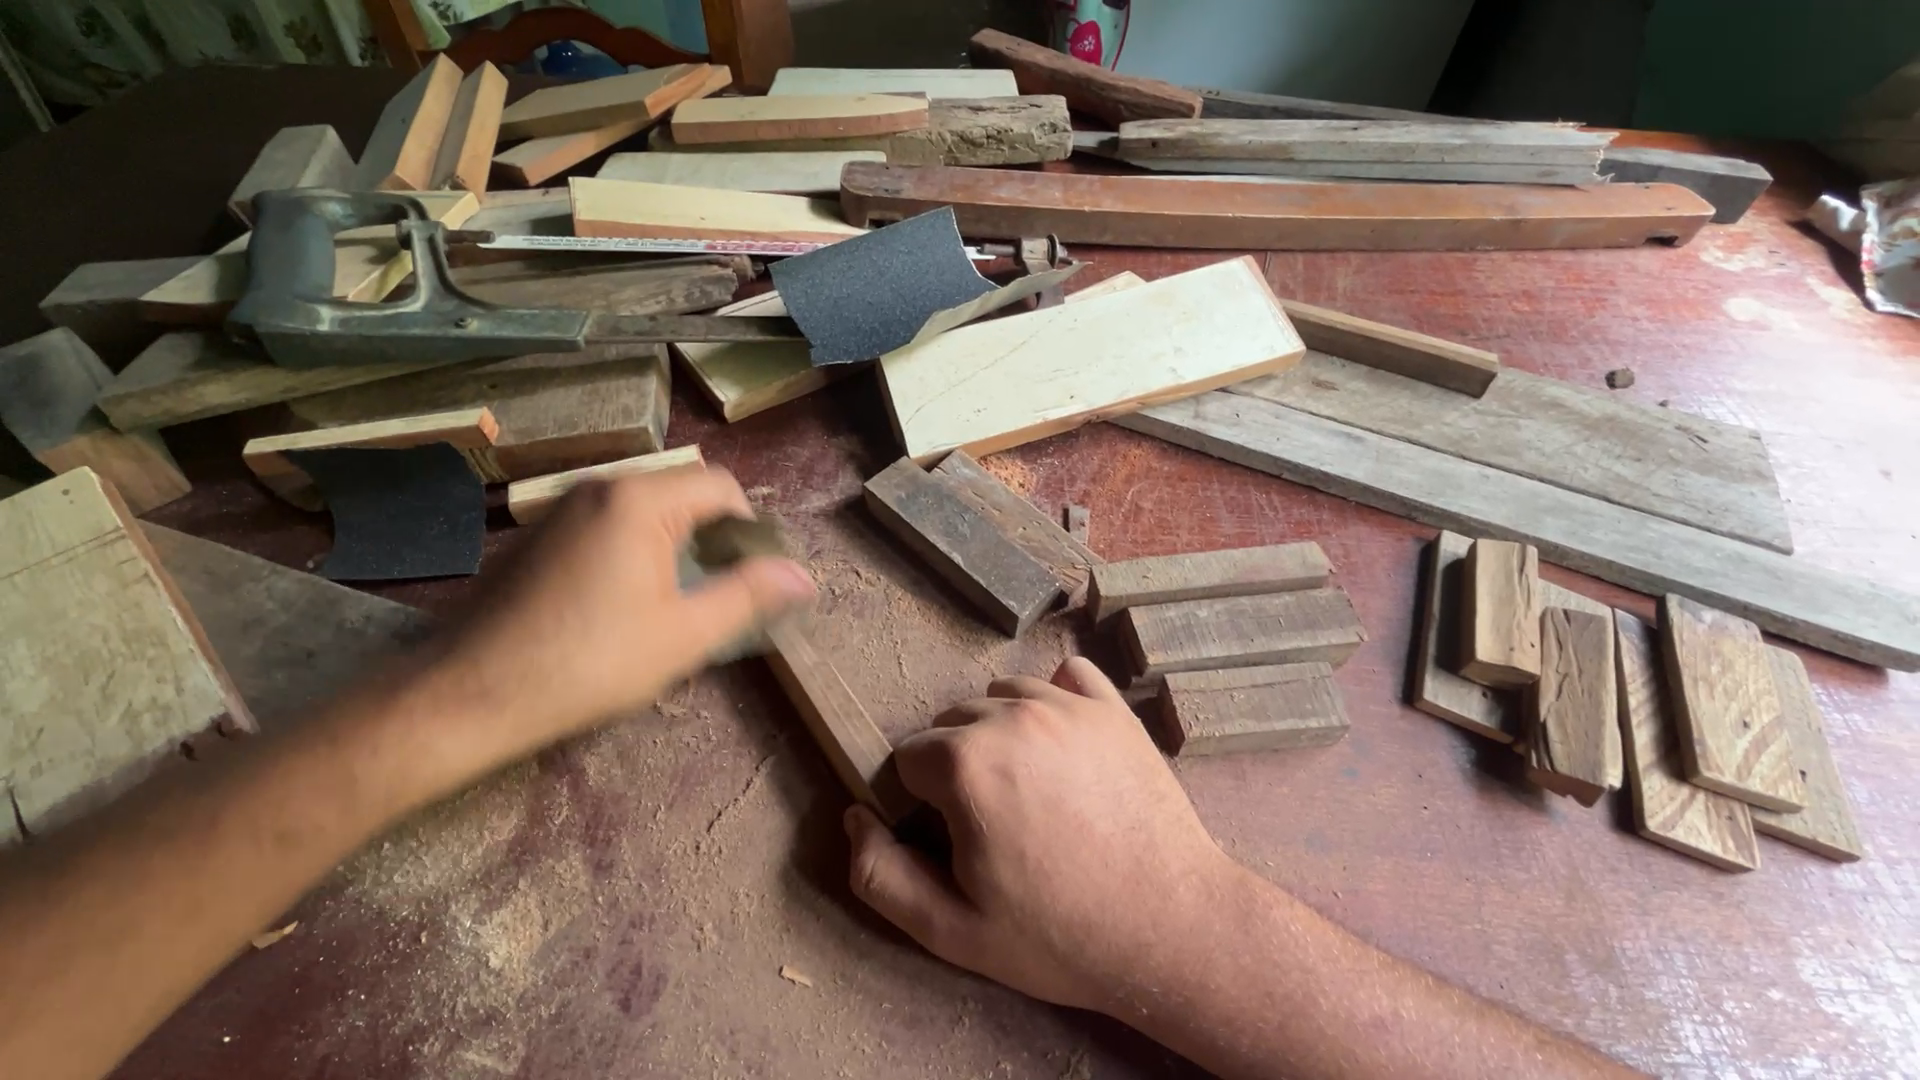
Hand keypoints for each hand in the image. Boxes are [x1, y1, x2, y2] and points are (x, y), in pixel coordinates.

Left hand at [410, 466, 814, 778]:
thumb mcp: (684, 635)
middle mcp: (600, 486)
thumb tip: (805, 576)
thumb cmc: (589, 664)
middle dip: (714, 535)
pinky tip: (627, 600)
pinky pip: (610, 521)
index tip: (753, 578)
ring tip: (678, 599)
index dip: (750, 528)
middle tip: (718, 592)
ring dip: (677, 542)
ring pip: (647, 507)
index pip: (722, 486)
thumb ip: (748, 595)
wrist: (468, 694)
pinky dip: (638, 547)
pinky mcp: (541, 533)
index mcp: (639, 500)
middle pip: (684, 491)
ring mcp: (563, 507)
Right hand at [843, 658, 1238, 1014]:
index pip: (908, 758)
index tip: (956, 838)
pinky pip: (1064, 674)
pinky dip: (1053, 699)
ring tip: (1029, 786)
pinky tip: (1063, 742)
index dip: (922, 801)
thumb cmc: (1059, 933)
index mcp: (965, 763)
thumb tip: (855, 817)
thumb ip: (879, 875)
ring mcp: (1068, 705)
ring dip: (1000, 732)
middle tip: (995, 821)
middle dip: (957, 765)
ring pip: (1001, 698)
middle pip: (952, 723)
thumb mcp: (951, 931)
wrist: (1172, 927)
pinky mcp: (1112, 707)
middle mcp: (1012, 717)